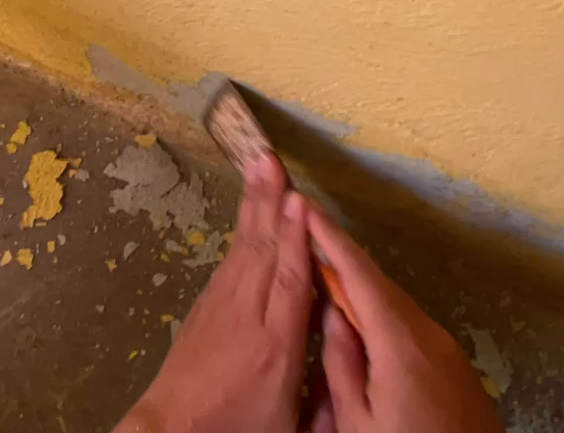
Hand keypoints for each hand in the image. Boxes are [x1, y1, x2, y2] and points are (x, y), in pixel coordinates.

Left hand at [115, 153, 314, 432]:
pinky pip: (232, 255)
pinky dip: (244, 226)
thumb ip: (331, 393)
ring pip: (245, 244)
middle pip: (263, 249)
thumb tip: (355, 354)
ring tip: (260, 164)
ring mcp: (222, 303)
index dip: (296, 239)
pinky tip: (251, 207)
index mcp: (276, 348)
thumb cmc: (242, 432)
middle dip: (269, 201)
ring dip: (254, 202)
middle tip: (270, 157)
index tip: (300, 201)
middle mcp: (247, 315)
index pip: (290, 283)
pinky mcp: (207, 301)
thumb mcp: (297, 425)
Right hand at [307, 206, 502, 432]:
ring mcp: (451, 352)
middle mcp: (429, 334)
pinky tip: (363, 330)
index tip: (303, 203)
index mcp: (400, 342)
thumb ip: (341, 360)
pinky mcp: (461, 372)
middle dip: (340, 258)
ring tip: (325, 281)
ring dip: (361, 290)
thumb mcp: (357, 424)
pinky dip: (382, 317)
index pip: (357, 271)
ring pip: (395, 305)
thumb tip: (332, 311)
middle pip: (377, 283)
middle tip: (304, 238)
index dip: (328, 234)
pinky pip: (412, 328)